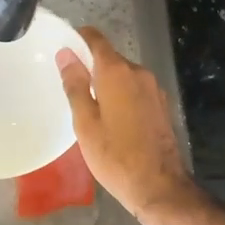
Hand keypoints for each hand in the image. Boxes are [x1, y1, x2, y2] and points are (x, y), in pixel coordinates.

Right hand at [58, 27, 197, 220]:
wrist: (159, 186)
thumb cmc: (115, 155)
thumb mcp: (85, 122)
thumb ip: (75, 84)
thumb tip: (65, 53)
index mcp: (116, 71)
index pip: (95, 38)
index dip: (78, 38)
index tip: (63, 50)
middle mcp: (138, 72)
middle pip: (110, 57)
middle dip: (91, 66)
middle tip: (71, 87)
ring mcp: (153, 88)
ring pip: (123, 74)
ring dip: (107, 83)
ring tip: (90, 107)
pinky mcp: (161, 104)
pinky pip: (135, 89)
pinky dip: (122, 94)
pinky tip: (113, 119)